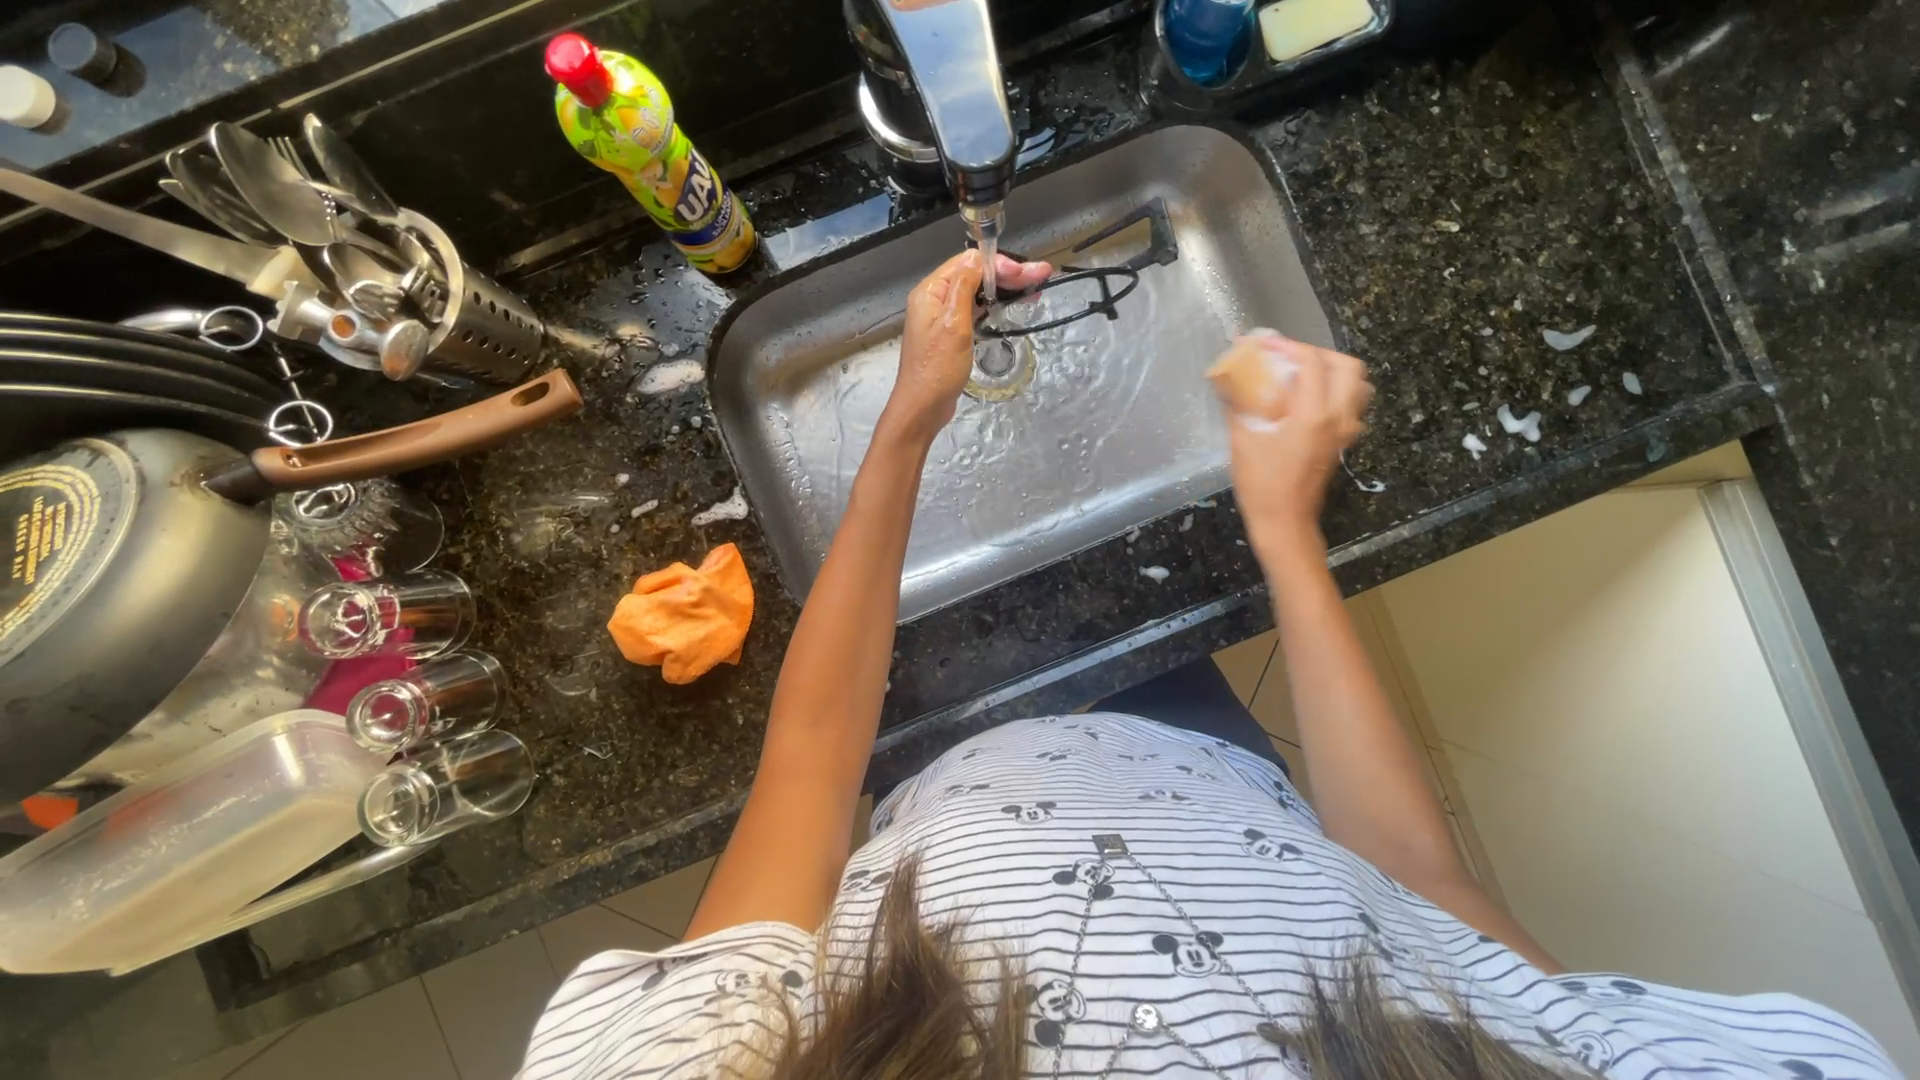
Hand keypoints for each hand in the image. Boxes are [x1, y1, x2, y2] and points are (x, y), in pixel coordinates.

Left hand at [883, 249, 1051, 443]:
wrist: (922, 408)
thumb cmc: (937, 369)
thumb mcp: (953, 324)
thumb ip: (964, 287)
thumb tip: (976, 258)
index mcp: (931, 291)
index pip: (968, 263)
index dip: (998, 264)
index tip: (1025, 273)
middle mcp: (934, 300)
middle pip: (974, 276)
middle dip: (1007, 276)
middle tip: (1041, 277)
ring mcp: (942, 319)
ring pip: (977, 294)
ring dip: (1004, 290)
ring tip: (1034, 291)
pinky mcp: (950, 336)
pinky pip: (975, 312)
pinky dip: (994, 308)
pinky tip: (1012, 308)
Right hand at [1213, 332, 1371, 550]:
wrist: (1283, 522)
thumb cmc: (1261, 483)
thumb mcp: (1243, 438)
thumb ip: (1240, 401)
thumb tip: (1227, 374)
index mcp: (1314, 413)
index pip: (1311, 362)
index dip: (1286, 346)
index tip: (1262, 345)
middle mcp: (1338, 418)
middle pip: (1348, 366)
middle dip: (1317, 355)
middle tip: (1287, 360)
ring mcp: (1345, 432)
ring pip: (1357, 386)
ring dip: (1332, 373)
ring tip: (1301, 378)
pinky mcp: (1342, 444)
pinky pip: (1350, 407)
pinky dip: (1333, 394)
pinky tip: (1305, 403)